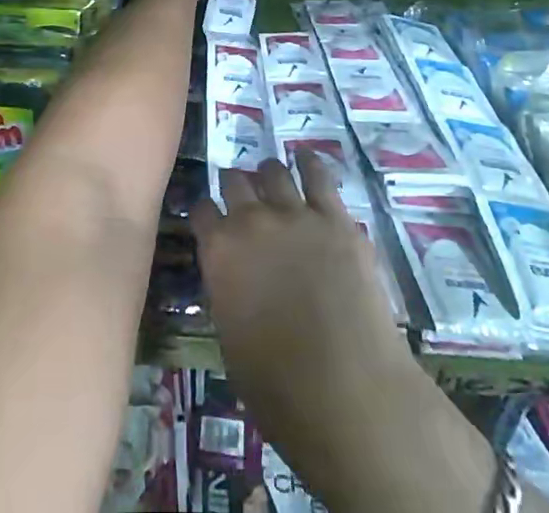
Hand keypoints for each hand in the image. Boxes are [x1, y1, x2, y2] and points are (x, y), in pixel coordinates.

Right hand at [193, 158, 412, 486]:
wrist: (347, 389)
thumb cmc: (275, 381)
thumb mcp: (229, 332)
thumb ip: (227, 289)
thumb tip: (234, 279)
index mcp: (217, 250)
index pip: (201, 209)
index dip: (206, 213)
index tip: (212, 220)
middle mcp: (250, 221)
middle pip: (234, 181)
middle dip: (235, 187)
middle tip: (244, 199)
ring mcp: (295, 216)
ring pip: (273, 171)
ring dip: (269, 175)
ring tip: (274, 181)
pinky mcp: (338, 221)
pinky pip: (320, 176)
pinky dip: (310, 164)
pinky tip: (307, 159)